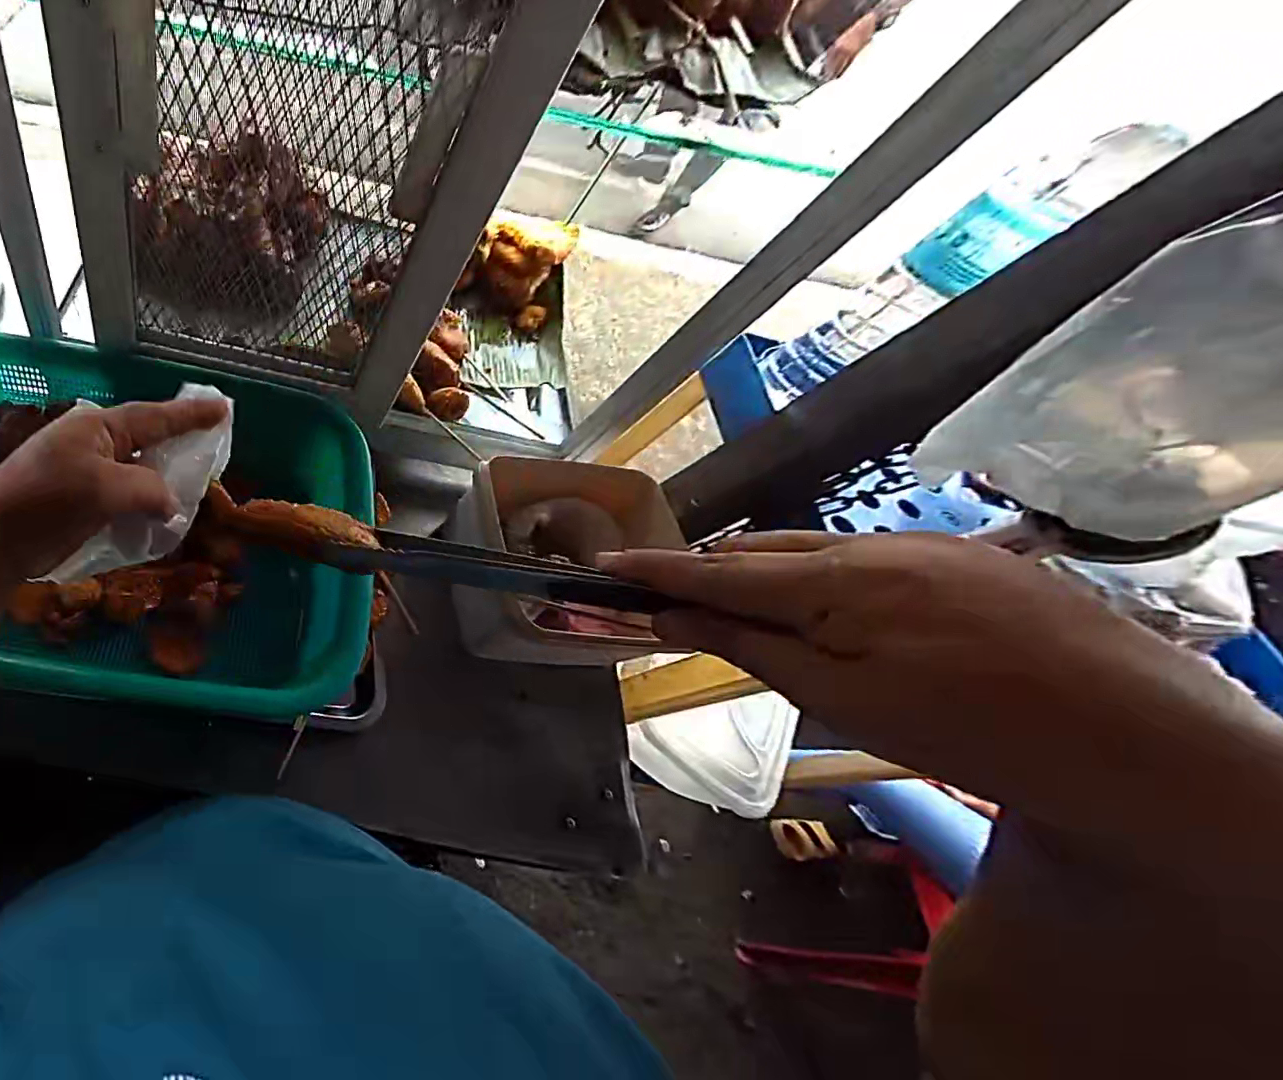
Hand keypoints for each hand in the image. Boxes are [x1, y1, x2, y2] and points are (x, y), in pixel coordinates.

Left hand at [0, 396, 228, 587]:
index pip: (155, 417)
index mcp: (98, 427)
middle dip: (180, 447)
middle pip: (148, 441)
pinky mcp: (82, 502)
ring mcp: (86, 473)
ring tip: (193, 490)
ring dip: (164, 482)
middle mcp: (94, 444)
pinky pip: (126, 497)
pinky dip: (146, 505)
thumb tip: (172, 505)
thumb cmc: (45, 502)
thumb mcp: (104, 489)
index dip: (191, 414)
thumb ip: (149, 490)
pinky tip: (160, 519)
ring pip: (139, 472)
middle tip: (211, 451)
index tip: (223, 408)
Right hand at [598, 532, 1280, 852]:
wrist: (1154, 750)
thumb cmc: (969, 732)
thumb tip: (673, 617)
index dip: (657, 568)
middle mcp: (877, 545)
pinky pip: (865, 557)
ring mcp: (928, 546)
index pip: (720, 568)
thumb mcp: (837, 697)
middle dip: (712, 573)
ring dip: (769, 577)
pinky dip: (824, 580)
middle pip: (763, 551)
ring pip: (814, 551)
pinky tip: (839, 615)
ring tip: (754, 616)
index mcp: (839, 579)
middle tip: (678, 604)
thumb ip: (747, 646)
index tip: (606, 563)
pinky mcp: (967, 558)